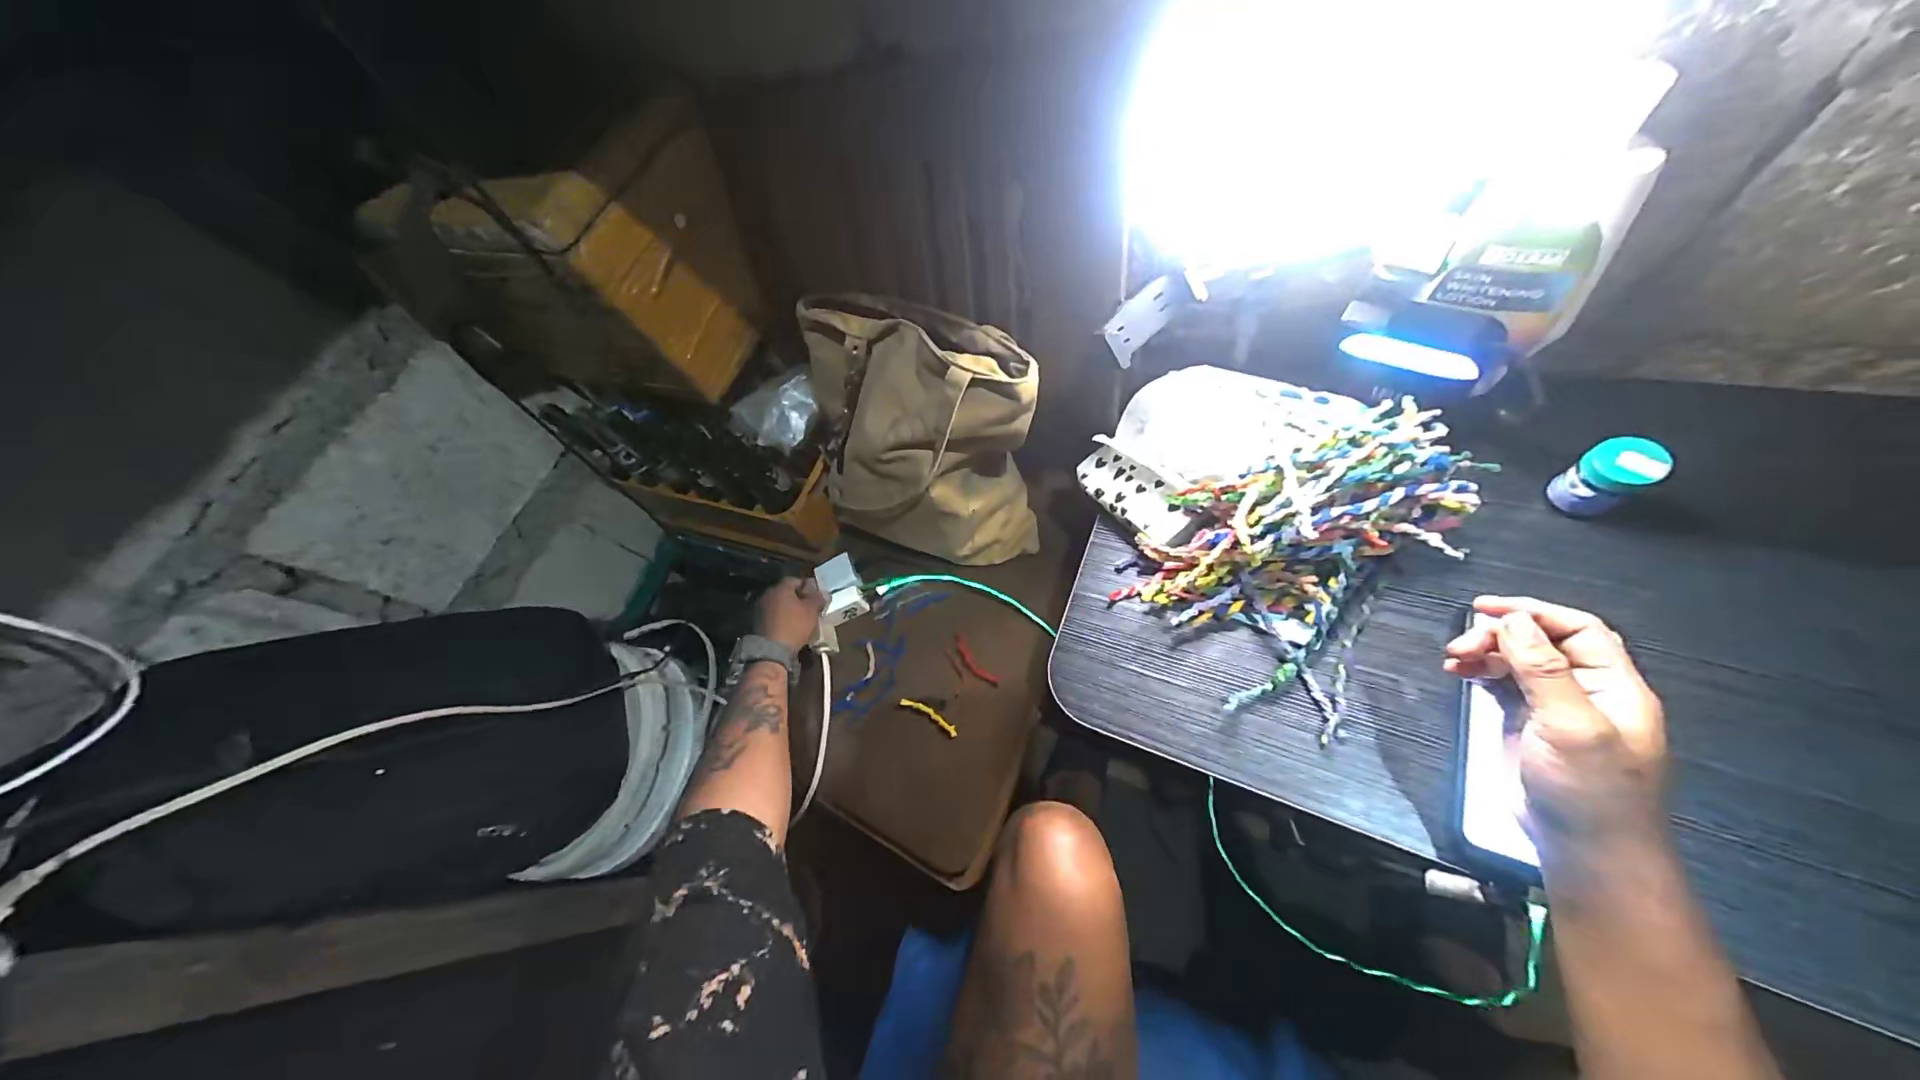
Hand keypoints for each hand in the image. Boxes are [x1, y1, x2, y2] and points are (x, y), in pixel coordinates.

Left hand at [755, 576, 825, 651]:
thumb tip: (823, 593)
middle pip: (785, 592)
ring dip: (789, 608)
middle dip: (798, 597)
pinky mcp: (757, 622)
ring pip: (779, 604)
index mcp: (780, 588)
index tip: (816, 595)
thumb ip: (818, 599)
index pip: (795, 580)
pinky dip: (782, 617)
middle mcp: (768, 595)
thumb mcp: (812, 611)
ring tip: (801, 617)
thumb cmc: (794, 626)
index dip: (807, 586)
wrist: (772, 651)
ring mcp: (760, 608)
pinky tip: (790, 626)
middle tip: (810, 606)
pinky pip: (773, 615)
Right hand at [1444, 597, 1668, 848]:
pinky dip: (1478, 671)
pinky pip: (1500, 682)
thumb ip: (1545, 672)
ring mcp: (1553, 708)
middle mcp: (1585, 692)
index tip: (1489, 608)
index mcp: (1614, 688)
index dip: (1534, 613)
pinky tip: (1460, 672)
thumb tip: (1517, 623)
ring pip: (1516, 660)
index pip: (1577, 629)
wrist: (1585, 849)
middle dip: (1500, 634)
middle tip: (1464, 643)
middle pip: (1541, 642)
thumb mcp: (1572, 728)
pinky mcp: (1526, 723)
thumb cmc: (1593, 796)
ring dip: (1484, 651)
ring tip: (1455, 657)